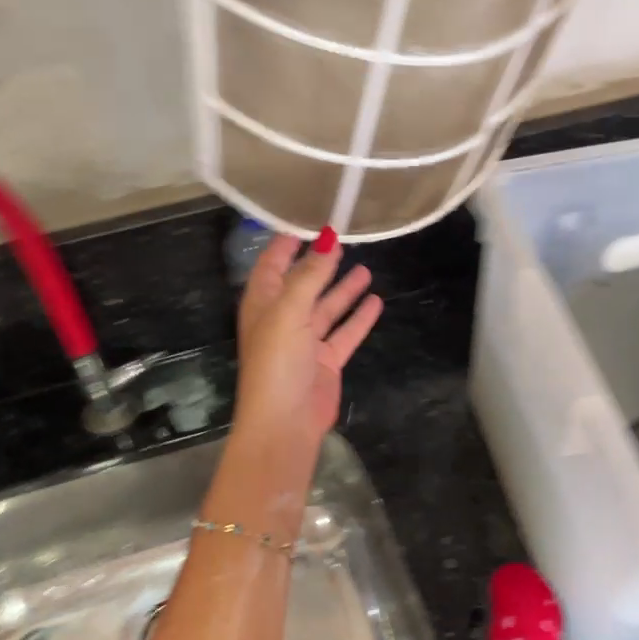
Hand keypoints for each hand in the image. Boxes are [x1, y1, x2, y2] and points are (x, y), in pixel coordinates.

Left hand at [234, 230, 381, 448]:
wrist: (284, 421)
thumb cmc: (277, 361)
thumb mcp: (289, 310)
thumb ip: (310, 274)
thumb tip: (328, 238)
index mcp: (262, 302)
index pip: (272, 263)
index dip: (287, 241)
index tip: (310, 218)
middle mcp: (282, 318)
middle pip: (303, 282)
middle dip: (320, 262)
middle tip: (345, 238)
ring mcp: (305, 341)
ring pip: (327, 307)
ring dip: (343, 288)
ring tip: (365, 266)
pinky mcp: (325, 361)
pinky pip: (345, 333)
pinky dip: (359, 318)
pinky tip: (376, 301)